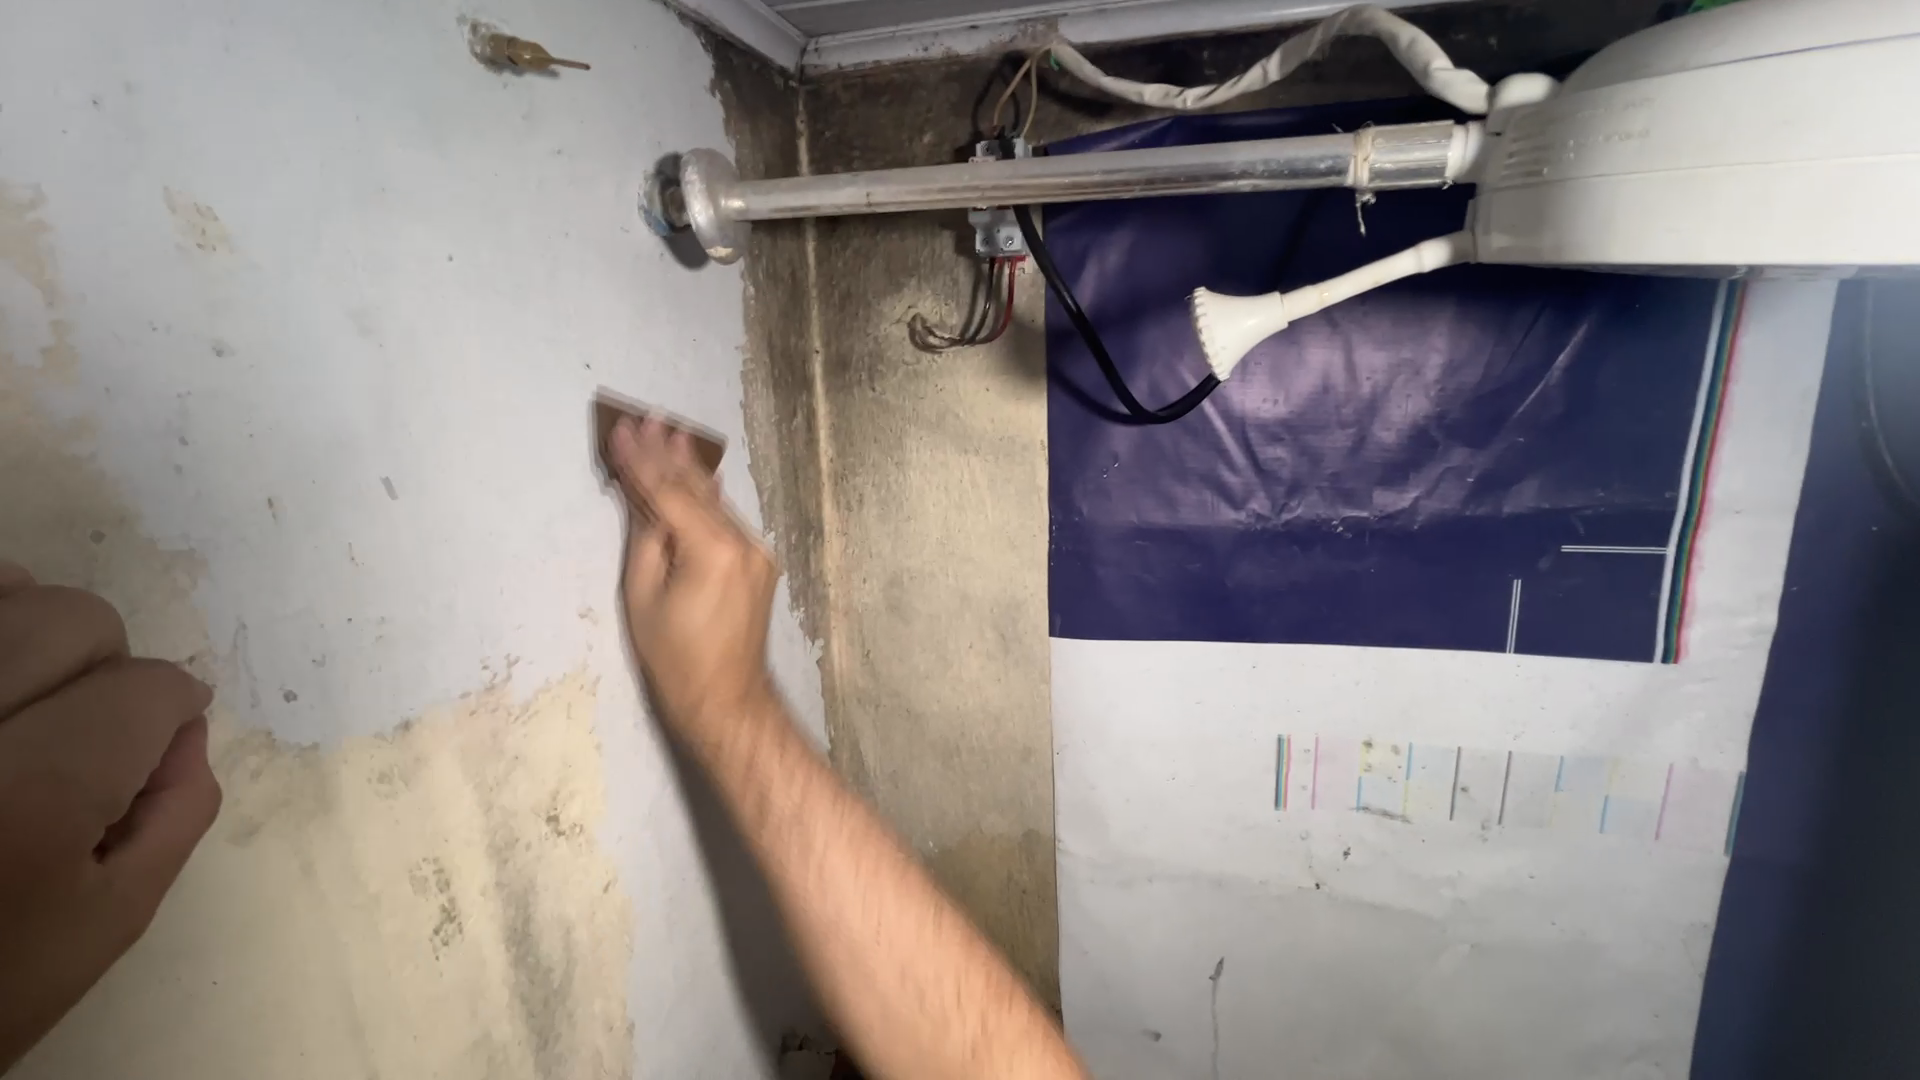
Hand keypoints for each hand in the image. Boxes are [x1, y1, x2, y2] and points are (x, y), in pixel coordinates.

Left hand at [0, 561, 220, 1071]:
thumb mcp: (104, 922)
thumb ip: (175, 811)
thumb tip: (182, 728)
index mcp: (21, 801)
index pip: (145, 690)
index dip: (171, 709)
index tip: (156, 743)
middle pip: (68, 622)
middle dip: (106, 660)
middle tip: (88, 717)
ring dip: (31, 622)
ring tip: (31, 673)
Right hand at [608, 416, 777, 751]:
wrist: (727, 695)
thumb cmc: (674, 656)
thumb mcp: (643, 595)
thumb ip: (646, 537)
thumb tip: (643, 494)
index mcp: (713, 551)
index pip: (671, 494)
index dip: (642, 462)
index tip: (621, 430)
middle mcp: (744, 543)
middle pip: (698, 491)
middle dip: (669, 455)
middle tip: (649, 418)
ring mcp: (758, 553)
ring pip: (716, 504)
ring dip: (690, 471)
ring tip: (670, 433)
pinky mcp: (760, 563)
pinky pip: (728, 522)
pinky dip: (707, 500)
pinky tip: (698, 473)